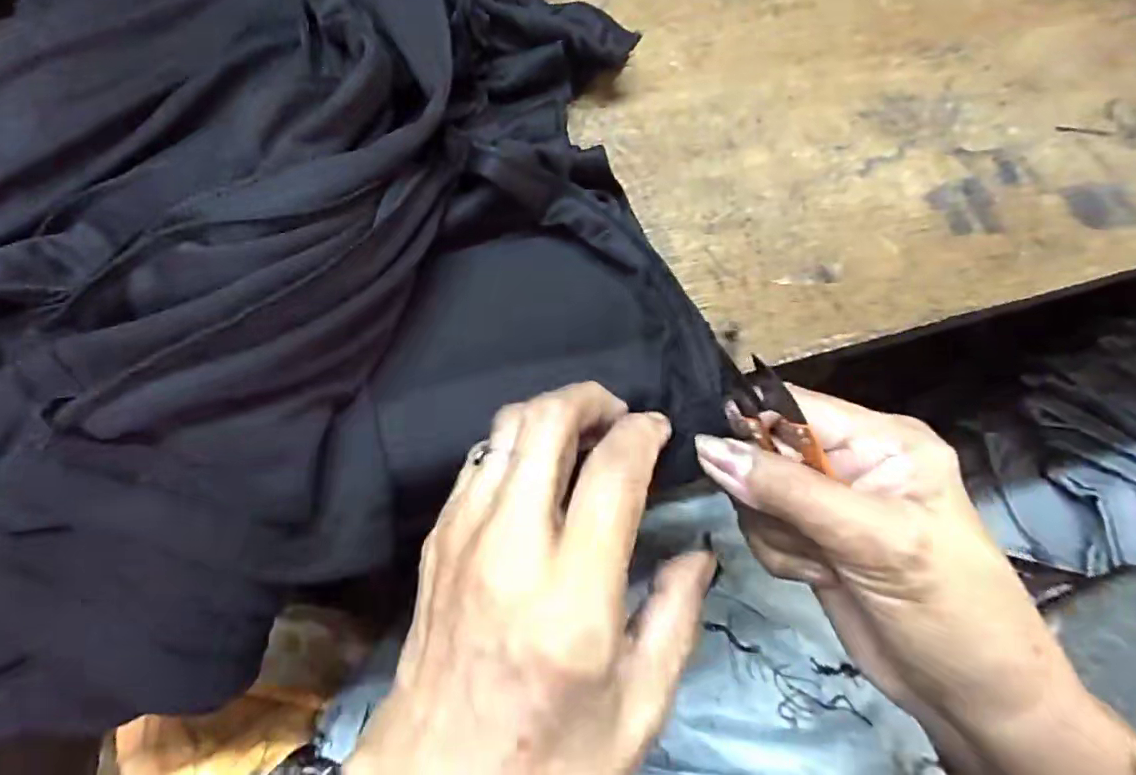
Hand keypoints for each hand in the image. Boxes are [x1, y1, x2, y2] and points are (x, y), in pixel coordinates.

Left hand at [346, 383, 715, 774]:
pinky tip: (537, 468)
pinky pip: (478, 457)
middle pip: (546, 422)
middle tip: (619, 414)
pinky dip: (515, 443)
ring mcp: (463, 536)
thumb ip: (677, 618)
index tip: (659, 429)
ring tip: (582, 431)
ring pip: (505, 427)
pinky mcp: (437, 538)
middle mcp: (510, 549)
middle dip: (590, 398)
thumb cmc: (547, 758)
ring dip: (551, 412)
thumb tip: (698, 551)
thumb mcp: (637, 710)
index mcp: (571, 597)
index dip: (642, 432)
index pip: (611, 472)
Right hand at [694, 387, 1135, 774]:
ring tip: (821, 563)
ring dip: (775, 530)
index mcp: (881, 439)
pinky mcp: (813, 538)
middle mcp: (851, 460)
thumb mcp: (875, 541)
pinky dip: (778, 554)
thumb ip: (789, 491)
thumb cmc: (950, 610)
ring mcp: (830, 502)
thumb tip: (709, 448)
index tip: (719, 453)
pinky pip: (762, 526)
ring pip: (757, 490)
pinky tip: (819, 576)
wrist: (976, 704)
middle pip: (767, 447)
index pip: (797, 406)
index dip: (754, 422)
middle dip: (768, 492)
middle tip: (797, 529)